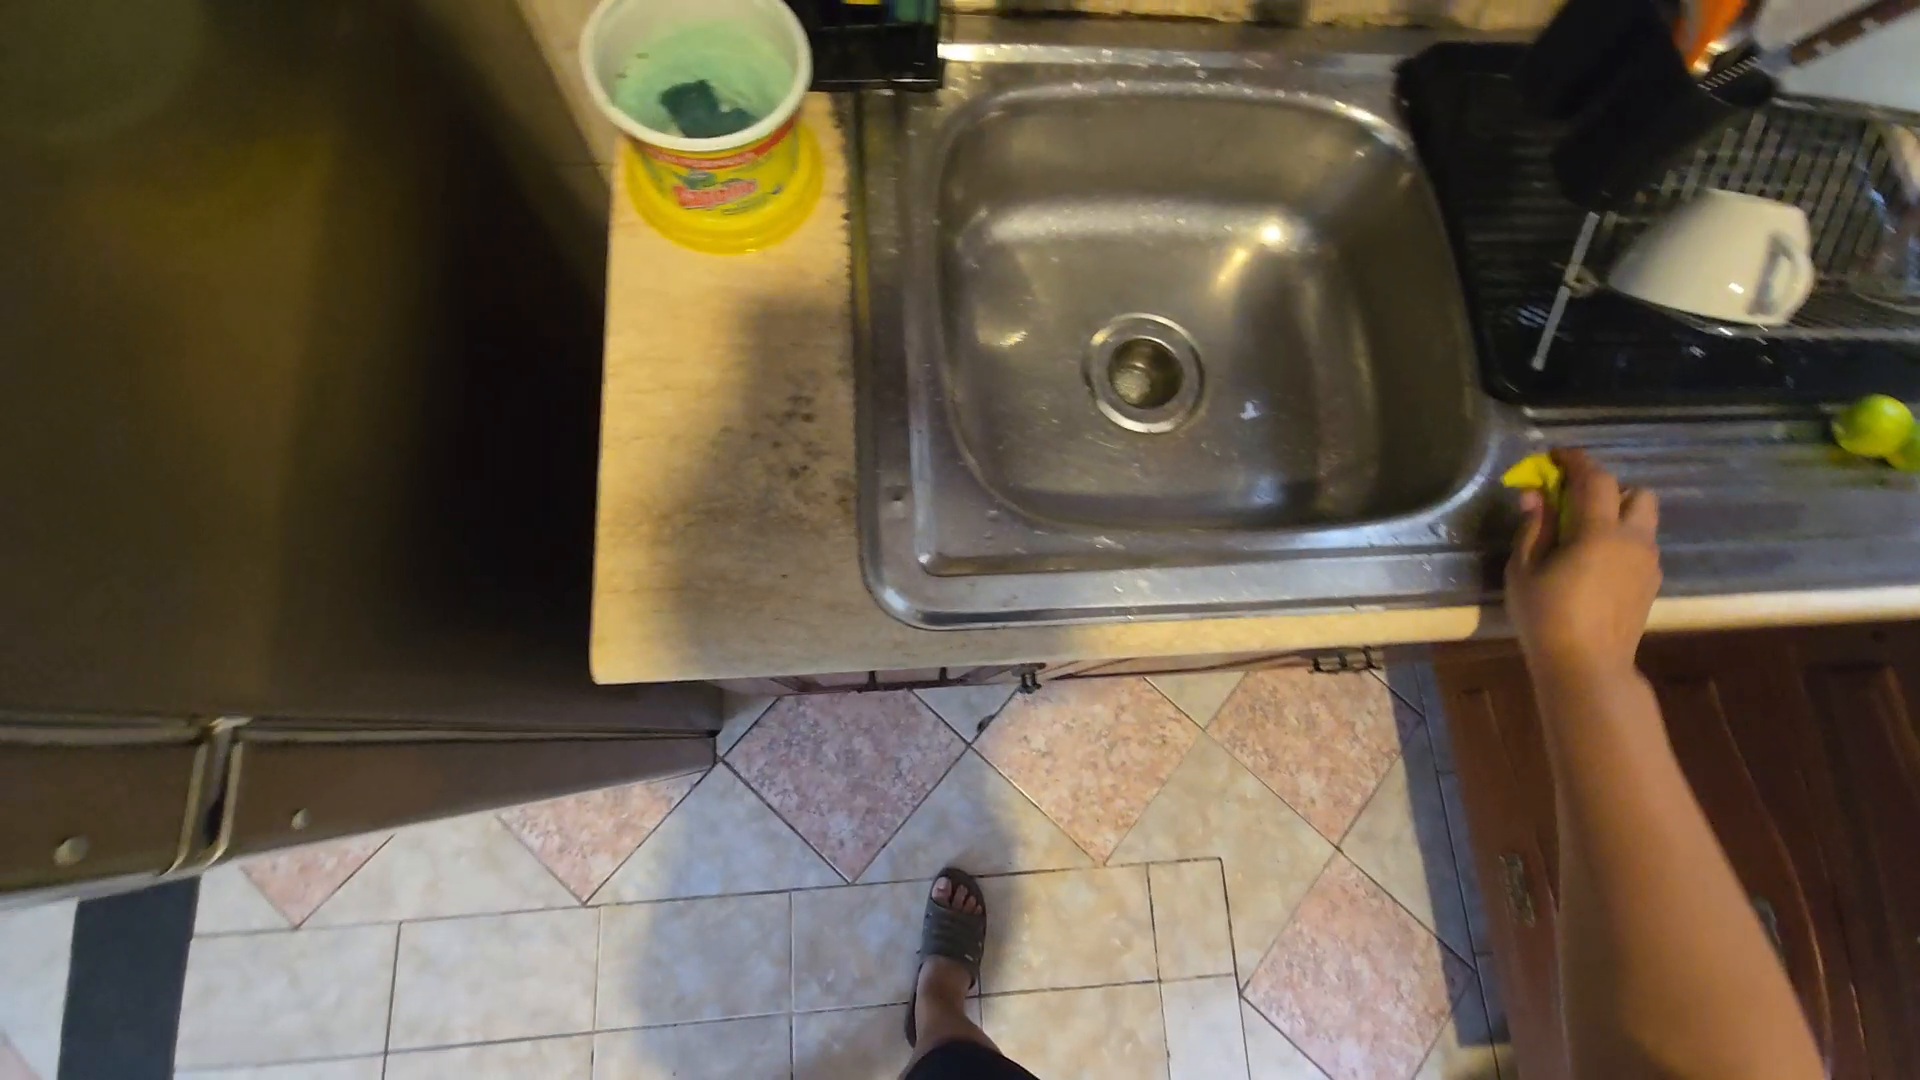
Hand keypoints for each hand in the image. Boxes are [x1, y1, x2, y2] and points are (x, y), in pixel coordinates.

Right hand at [1505, 449, 1661, 682]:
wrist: (1586, 664)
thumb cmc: (1545, 615)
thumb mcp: (1523, 569)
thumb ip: (1534, 528)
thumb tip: (1535, 497)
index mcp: (1599, 533)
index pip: (1595, 480)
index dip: (1575, 461)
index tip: (1554, 455)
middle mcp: (1634, 540)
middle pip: (1636, 494)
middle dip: (1606, 489)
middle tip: (1571, 501)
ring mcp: (1648, 562)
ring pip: (1642, 520)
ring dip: (1614, 514)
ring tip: (1578, 533)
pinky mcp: (1650, 582)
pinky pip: (1638, 545)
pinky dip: (1618, 539)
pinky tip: (1589, 561)